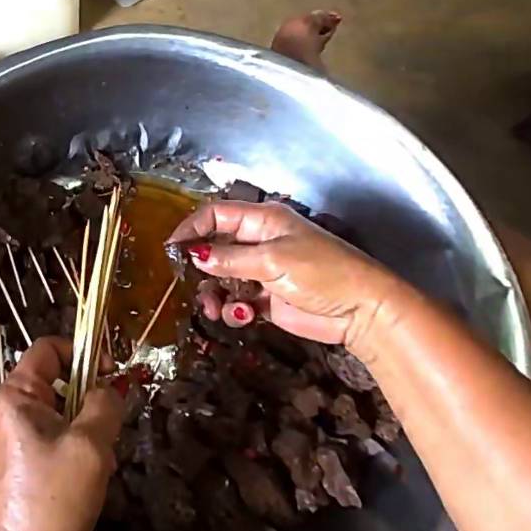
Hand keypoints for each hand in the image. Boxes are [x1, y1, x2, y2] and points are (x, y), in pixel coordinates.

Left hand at [0, 337, 126, 530]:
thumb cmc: (55, 497)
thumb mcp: (91, 442)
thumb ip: (106, 401)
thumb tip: (112, 387)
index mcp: (17, 394)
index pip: (50, 346)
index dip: (83, 350)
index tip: (111, 371)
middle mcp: (14, 407)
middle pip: (62, 376)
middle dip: (92, 395)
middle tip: (113, 417)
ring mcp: (22, 433)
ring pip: (69, 406)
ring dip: (93, 424)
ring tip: (103, 453)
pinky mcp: (32, 456)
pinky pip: (65, 431)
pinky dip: (85, 443)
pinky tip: (96, 469)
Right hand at [168, 201, 411, 350]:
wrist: (360, 310)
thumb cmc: (322, 272)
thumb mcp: (273, 260)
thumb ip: (231, 259)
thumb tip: (195, 255)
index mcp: (263, 219)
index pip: (217, 214)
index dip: (192, 228)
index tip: (171, 248)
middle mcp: (260, 241)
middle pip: (216, 248)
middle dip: (202, 267)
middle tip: (192, 286)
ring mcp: (263, 270)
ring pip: (223, 278)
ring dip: (215, 293)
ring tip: (215, 309)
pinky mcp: (268, 298)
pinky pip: (238, 299)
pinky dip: (234, 308)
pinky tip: (243, 315)